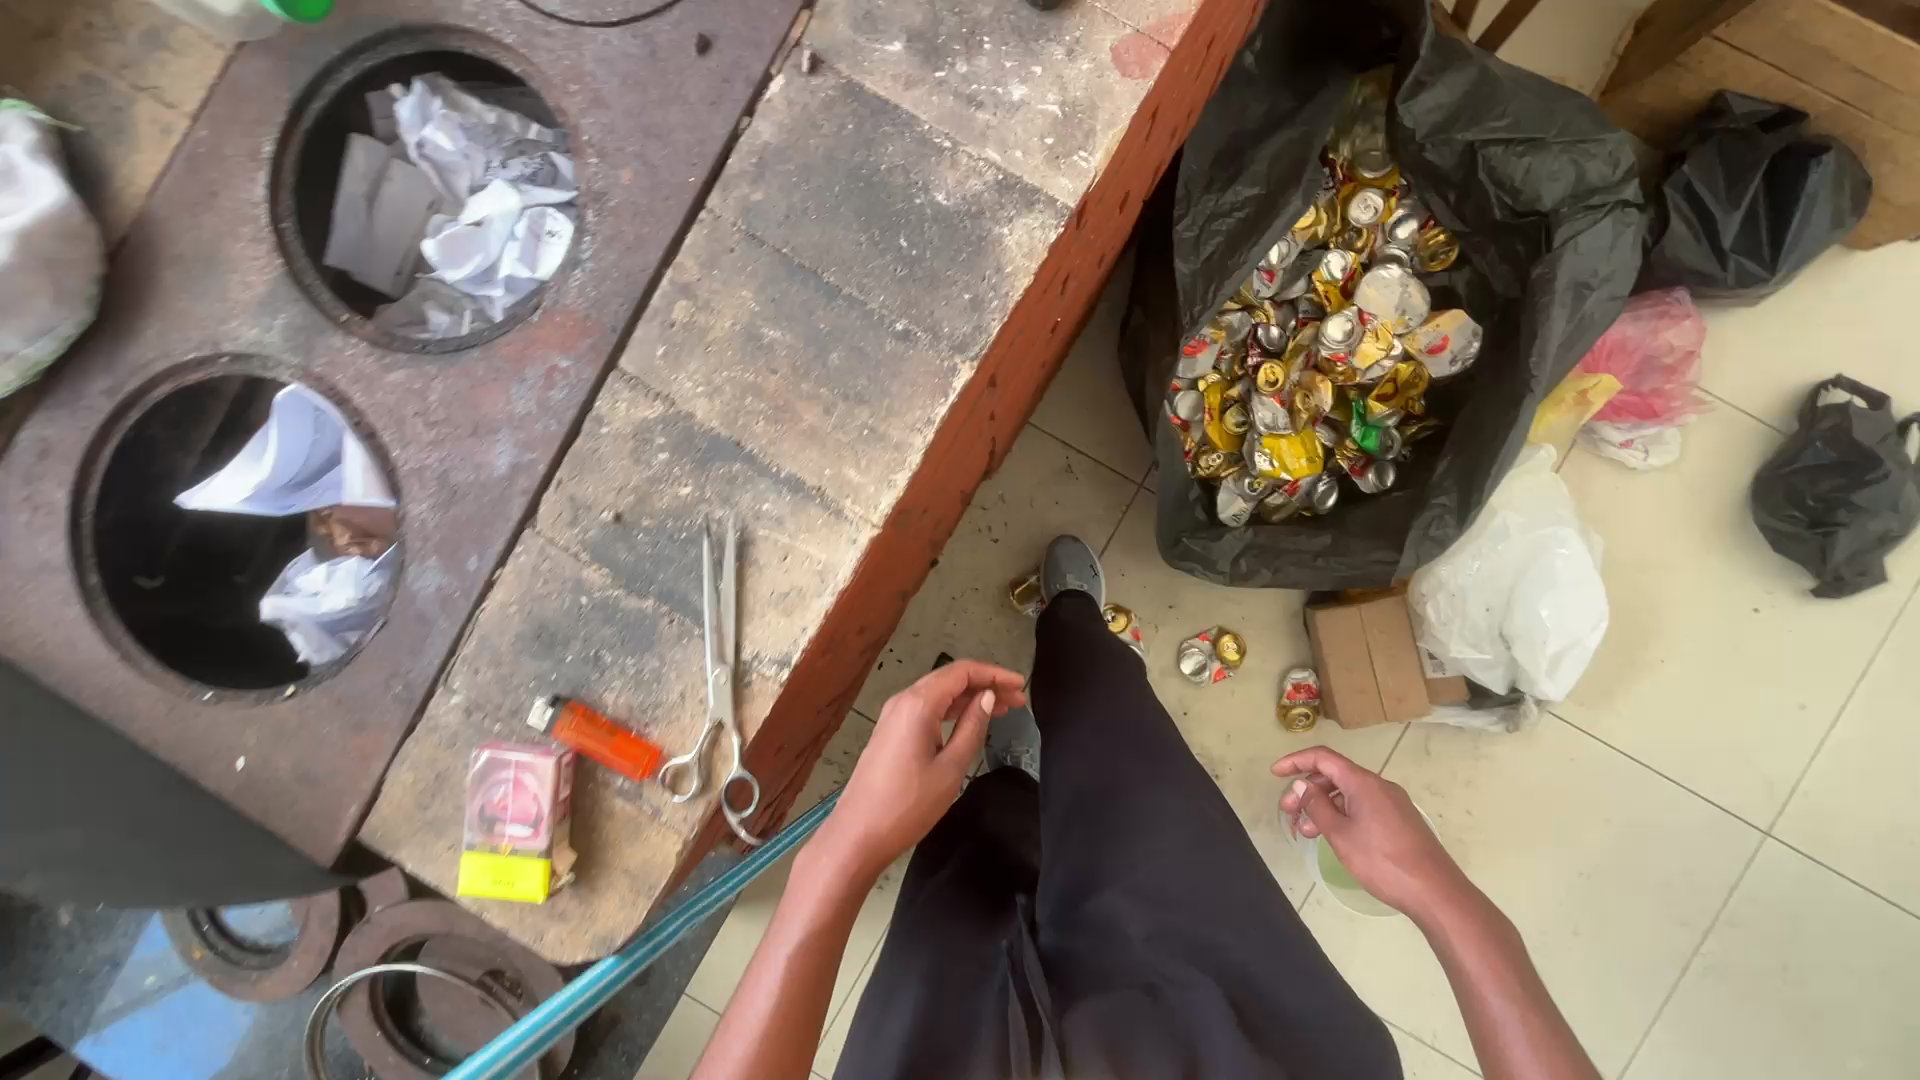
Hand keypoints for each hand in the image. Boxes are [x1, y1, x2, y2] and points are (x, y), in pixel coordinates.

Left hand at [814, 660, 1027, 876]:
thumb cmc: (909, 804)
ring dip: (970, 698)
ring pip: (938, 694)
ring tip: (1003, 710)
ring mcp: (894, 716)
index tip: (1020, 685)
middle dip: (985, 685)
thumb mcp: (950, 768)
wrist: (858, 834)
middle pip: (950, 679)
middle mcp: (903, 701)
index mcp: (918, 704)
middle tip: (1018, 700)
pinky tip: (970, 722)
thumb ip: (972, 728)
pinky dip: (952, 711)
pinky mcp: (891, 732)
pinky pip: (927, 709)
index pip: (961, 672)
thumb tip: (987, 697)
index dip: (994, 674)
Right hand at [1273, 747, 1473, 921]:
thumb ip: (1316, 806)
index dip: (1295, 761)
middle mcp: (1378, 786)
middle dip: (1306, 790)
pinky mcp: (1398, 820)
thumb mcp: (1340, 834)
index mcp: (1363, 782)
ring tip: (1305, 831)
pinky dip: (1341, 815)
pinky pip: (1361, 807)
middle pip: (1334, 776)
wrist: (1436, 892)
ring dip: (1322, 806)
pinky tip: (1332, 836)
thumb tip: (1302, 786)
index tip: (1275, 773)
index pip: (1322, 758)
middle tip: (1288, 812)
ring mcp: (1391, 803)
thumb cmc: (1382, 861)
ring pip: (1347, 794)